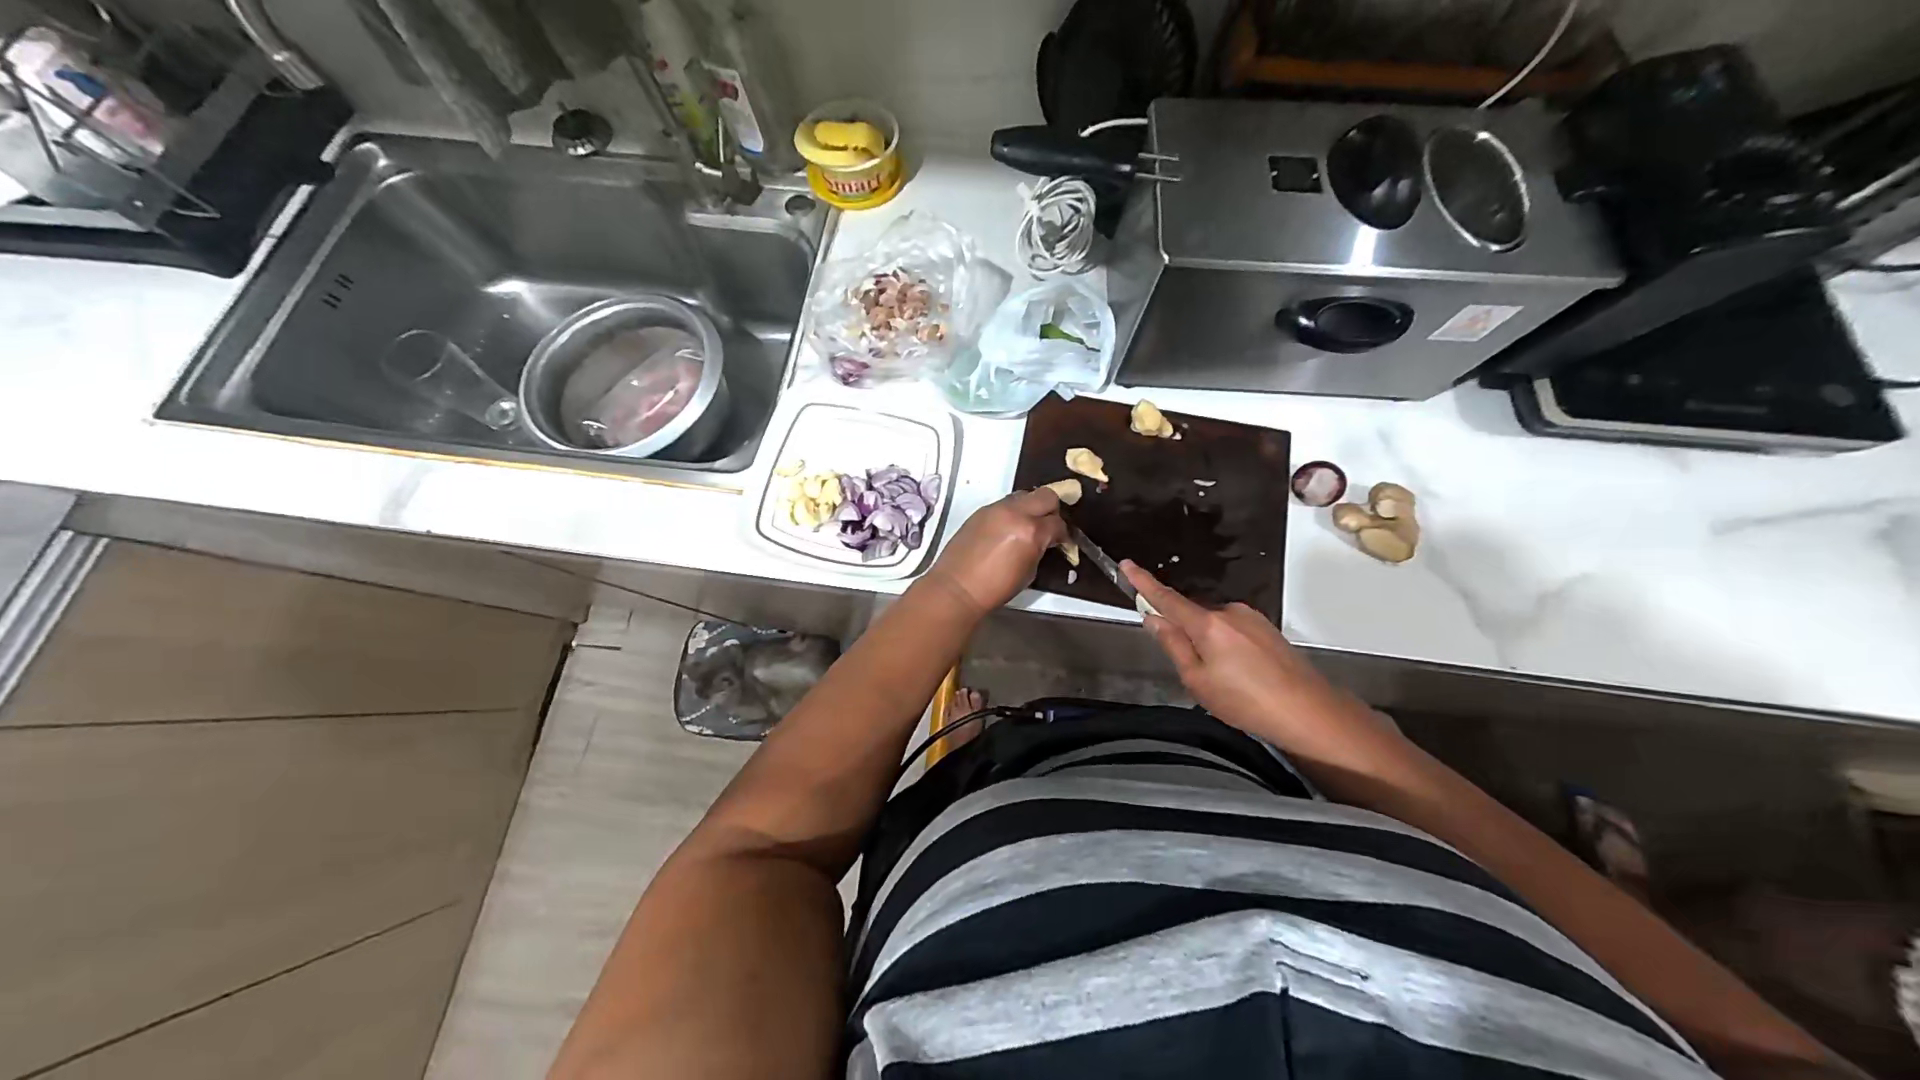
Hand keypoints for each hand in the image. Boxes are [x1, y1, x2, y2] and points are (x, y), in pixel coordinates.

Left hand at [922, 488, 1068, 617]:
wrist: (957, 587)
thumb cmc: (996, 588)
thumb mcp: (1029, 572)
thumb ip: (1040, 549)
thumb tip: (1045, 542)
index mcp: (1031, 531)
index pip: (1058, 523)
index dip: (1063, 534)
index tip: (1061, 542)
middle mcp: (1015, 513)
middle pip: (1046, 496)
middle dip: (1052, 510)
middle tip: (1048, 526)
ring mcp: (996, 509)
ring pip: (1025, 495)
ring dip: (1031, 508)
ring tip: (1026, 526)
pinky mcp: (981, 511)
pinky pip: (1005, 504)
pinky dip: (1012, 512)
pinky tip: (1007, 529)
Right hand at [1124, 560, 1378, 751]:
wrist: (1308, 711)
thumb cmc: (1246, 701)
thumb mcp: (1197, 680)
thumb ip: (1173, 645)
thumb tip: (1154, 619)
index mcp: (1208, 624)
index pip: (1167, 598)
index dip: (1144, 583)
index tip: (1127, 565)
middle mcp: (1230, 612)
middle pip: (1191, 613)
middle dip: (1181, 631)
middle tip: (1189, 669)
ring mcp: (1252, 618)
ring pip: (1213, 623)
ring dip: (1206, 642)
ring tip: (1220, 681)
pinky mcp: (1267, 629)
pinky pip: (1232, 630)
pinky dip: (1225, 646)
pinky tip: (1238, 675)